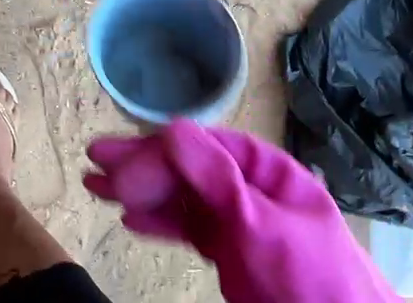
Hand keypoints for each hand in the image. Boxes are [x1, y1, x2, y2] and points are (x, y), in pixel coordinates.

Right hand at [84, 122, 395, 302]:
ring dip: (140, 191)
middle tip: (94, 167)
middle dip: (139, 166)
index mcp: (265, 171)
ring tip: (97, 188)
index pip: (200, 147)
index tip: (119, 172)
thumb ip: (218, 180)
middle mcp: (248, 188)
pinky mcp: (231, 253)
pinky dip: (158, 222)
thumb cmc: (318, 285)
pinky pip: (187, 226)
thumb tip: (172, 128)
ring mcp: (239, 222)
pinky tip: (130, 220)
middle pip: (185, 167)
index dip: (156, 154)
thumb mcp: (264, 229)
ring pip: (180, 195)